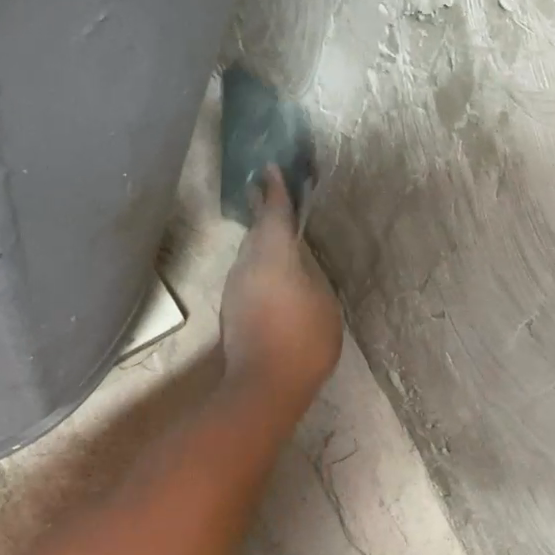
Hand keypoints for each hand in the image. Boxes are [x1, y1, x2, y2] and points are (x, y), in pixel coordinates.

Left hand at [218, 165, 342, 404]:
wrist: (264, 386)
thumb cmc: (302, 340)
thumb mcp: (322, 301)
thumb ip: (310, 275)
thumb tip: (297, 266)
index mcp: (272, 255)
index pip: (273, 213)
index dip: (275, 191)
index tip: (270, 168)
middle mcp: (246, 266)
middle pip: (256, 234)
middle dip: (264, 215)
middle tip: (271, 197)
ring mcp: (234, 290)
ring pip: (249, 258)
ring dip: (262, 246)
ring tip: (278, 238)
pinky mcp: (232, 312)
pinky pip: (248, 279)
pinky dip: (260, 271)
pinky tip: (274, 278)